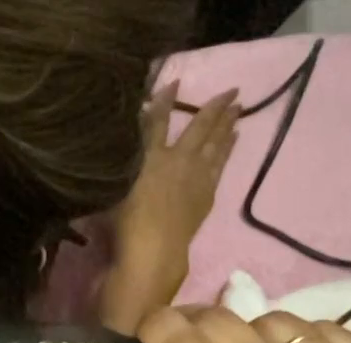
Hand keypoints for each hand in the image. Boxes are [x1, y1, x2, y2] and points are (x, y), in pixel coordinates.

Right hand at [115, 83, 240, 281]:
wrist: (153, 253)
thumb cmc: (124, 226)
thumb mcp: (113, 194)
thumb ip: (119, 171)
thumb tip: (121, 154)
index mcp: (151, 159)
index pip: (157, 123)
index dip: (164, 102)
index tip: (174, 82)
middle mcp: (178, 161)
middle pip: (199, 128)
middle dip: (214, 107)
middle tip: (231, 90)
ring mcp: (197, 177)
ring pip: (216, 142)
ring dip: (227, 124)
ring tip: (237, 109)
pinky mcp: (206, 194)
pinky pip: (221, 163)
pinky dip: (228, 148)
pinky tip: (233, 139)